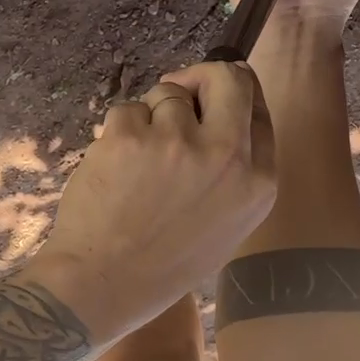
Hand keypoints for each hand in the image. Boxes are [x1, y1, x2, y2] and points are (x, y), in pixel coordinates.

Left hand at [23, 62, 276, 340]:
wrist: (102, 284)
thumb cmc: (161, 268)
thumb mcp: (224, 229)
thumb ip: (232, 175)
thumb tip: (218, 123)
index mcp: (258, 183)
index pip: (257, 109)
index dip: (230, 98)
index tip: (208, 101)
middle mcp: (226, 155)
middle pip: (228, 79)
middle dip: (201, 76)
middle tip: (178, 89)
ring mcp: (176, 141)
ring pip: (167, 93)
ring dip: (149, 116)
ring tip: (134, 161)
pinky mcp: (130, 135)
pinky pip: (126, 109)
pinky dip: (116, 132)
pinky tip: (111, 168)